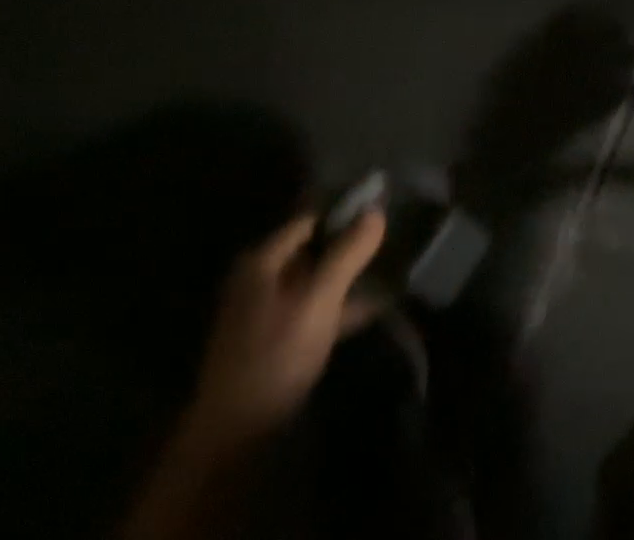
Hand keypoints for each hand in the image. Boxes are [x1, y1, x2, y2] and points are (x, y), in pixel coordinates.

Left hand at [184, 211, 385, 448]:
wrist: (237, 427)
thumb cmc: (276, 354)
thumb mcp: (318, 299)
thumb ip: (347, 254)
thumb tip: (376, 210)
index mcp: (262, 263)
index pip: (308, 220)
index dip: (344, 211)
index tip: (384, 206)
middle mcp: (261, 280)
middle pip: (313, 249)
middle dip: (351, 242)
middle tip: (396, 235)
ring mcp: (269, 311)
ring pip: (318, 279)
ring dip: (350, 274)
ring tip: (394, 266)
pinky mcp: (280, 338)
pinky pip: (318, 308)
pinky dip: (344, 304)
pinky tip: (377, 305)